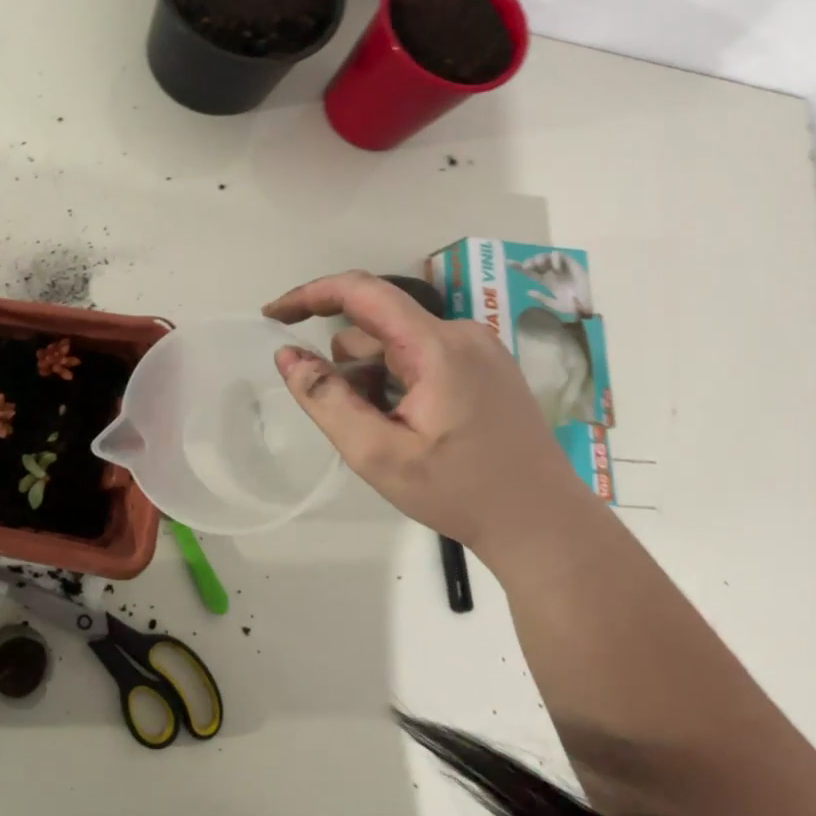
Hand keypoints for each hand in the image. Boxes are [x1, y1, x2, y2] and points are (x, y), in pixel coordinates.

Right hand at [263, 272, 592, 550]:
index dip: (310, 295)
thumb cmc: (459, 491)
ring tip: (386, 435)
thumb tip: (287, 356)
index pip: (362, 291)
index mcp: (437, 346)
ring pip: (396, 345)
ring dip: (372, 378)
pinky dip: (397, 382)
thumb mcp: (376, 453)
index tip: (272, 316)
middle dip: (346, 365)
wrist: (543, 524)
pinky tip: (409, 429)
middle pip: (376, 326)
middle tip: (348, 423)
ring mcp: (480, 350)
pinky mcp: (487, 368)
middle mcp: (461, 333)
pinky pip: (421, 357)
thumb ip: (326, 399)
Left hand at [509, 252, 593, 317]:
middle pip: (535, 262)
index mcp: (545, 281)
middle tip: (527, 268)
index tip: (507, 262)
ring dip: (539, 259)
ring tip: (538, 267)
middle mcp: (551, 272)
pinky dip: (554, 259)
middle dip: (528, 262)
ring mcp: (560, 267)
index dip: (518, 266)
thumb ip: (542, 299)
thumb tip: (528, 291)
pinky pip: (559, 255)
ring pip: (545, 256)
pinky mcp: (571, 263)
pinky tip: (554, 268)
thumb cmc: (573, 306)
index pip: (529, 272)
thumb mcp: (554, 305)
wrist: (589, 305)